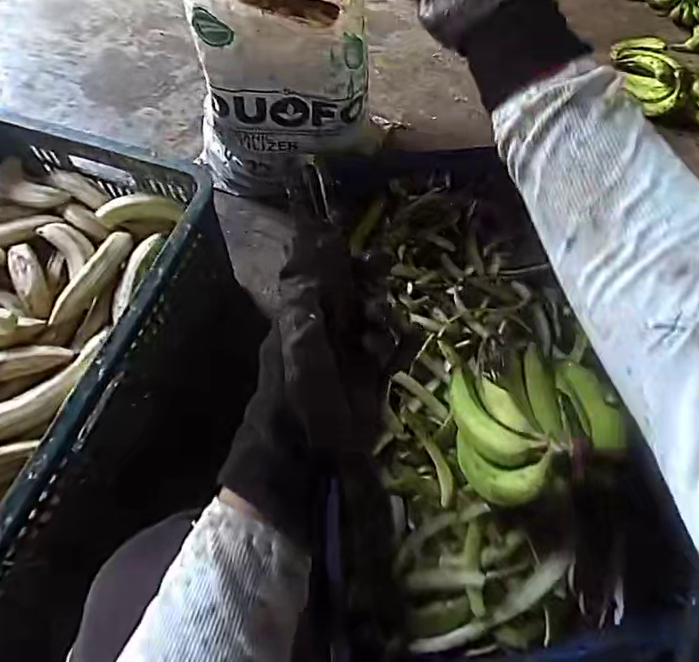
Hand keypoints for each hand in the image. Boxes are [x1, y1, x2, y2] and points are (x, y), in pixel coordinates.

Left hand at [215, 193, 380, 547]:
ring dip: (387, 320)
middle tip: (379, 290)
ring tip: (378, 341)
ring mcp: (357, 348)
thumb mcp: (296, 348)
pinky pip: (398, 346)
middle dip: (374, 284)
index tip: (361, 243)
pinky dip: (401, 347)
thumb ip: (307, 305)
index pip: (330, 275)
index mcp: (310, 315)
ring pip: (383, 315)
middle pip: (363, 289)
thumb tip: (308, 266)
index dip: (346, 256)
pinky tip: (394, 357)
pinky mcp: (376, 371)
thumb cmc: (296, 396)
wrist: (307, 453)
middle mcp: (334, 326)